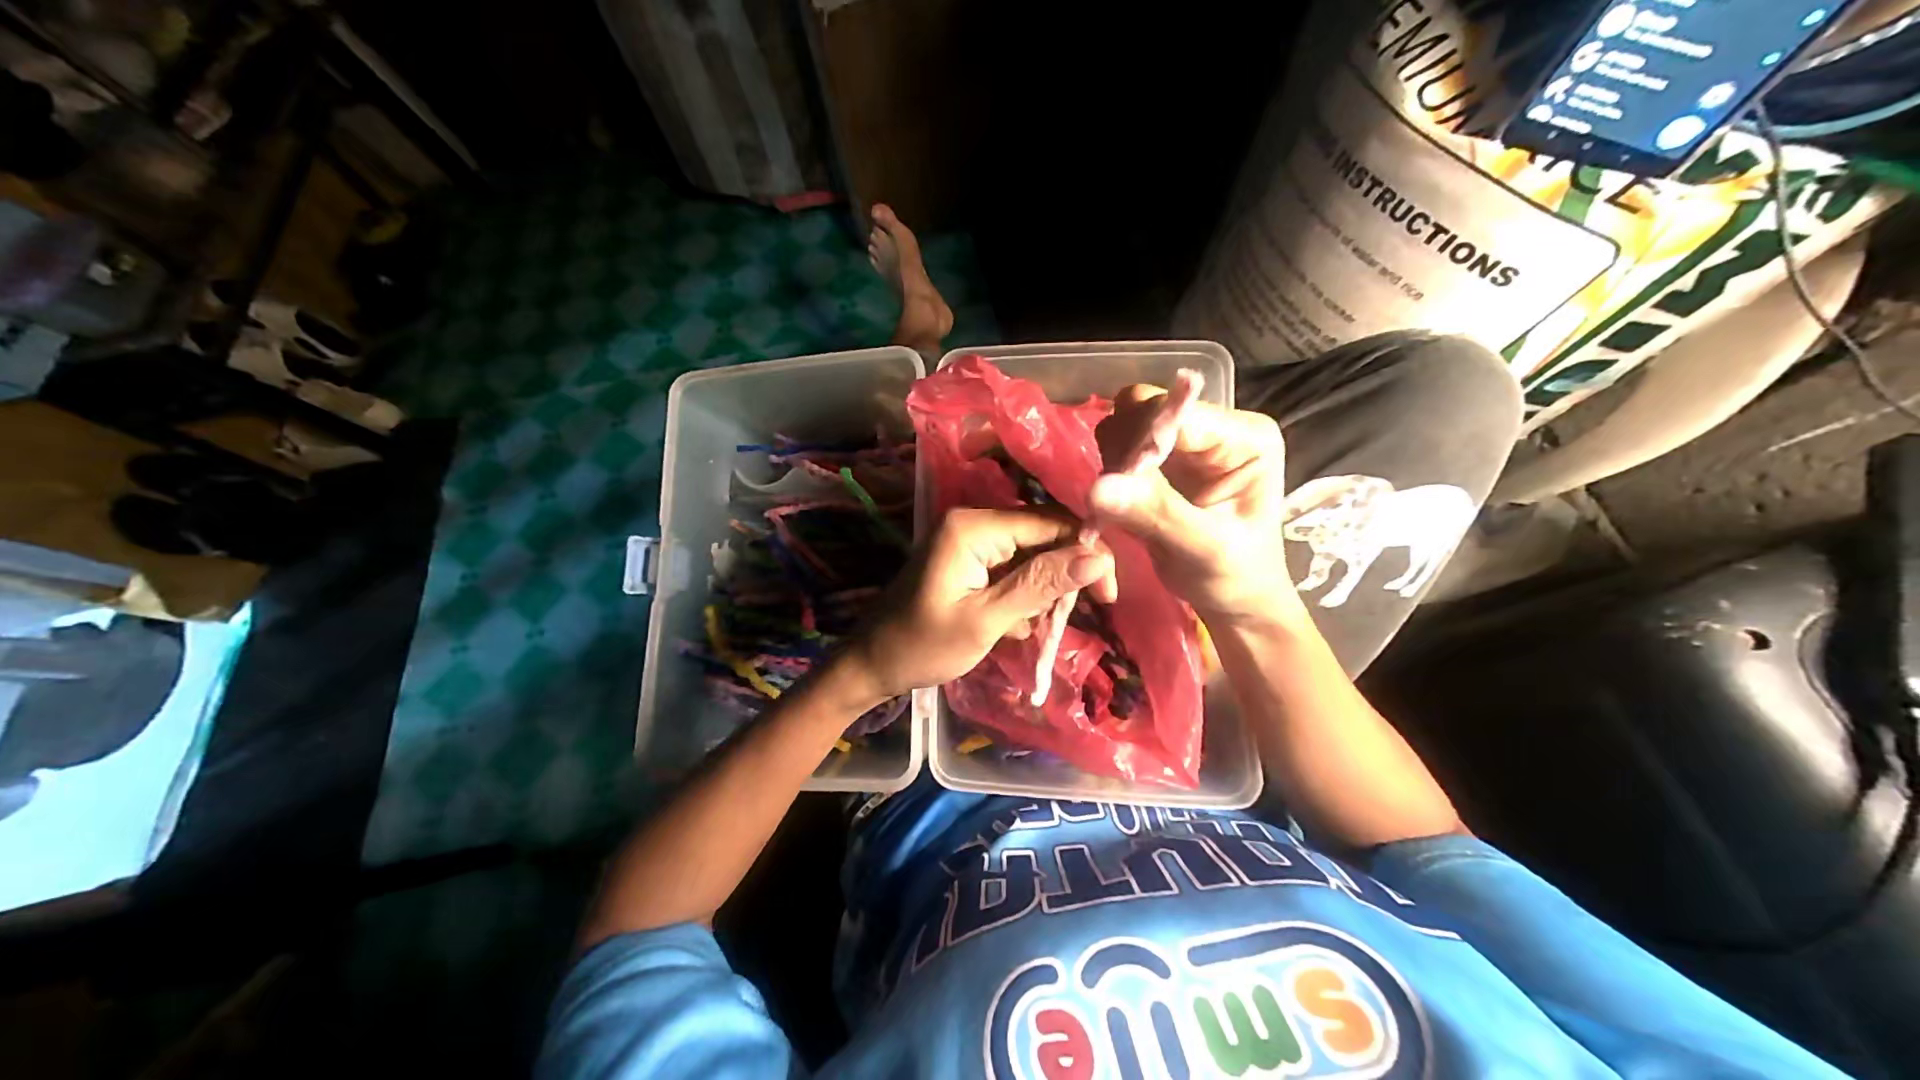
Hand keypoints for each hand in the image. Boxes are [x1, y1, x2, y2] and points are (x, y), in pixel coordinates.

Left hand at [842, 508, 1116, 700]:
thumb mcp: (986, 620)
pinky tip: (1018, 626)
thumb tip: (1098, 557)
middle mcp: (972, 522)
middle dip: (1067, 572)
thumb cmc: (924, 646)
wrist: (873, 664)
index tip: (1108, 594)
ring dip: (1045, 589)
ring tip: (1040, 626)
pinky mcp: (968, 560)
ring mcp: (969, 540)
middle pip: (1042, 534)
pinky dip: (1024, 595)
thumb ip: (1041, 585)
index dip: (1086, 551)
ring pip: (1031, 553)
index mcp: (973, 527)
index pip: (1049, 523)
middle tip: (1086, 611)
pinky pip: (1012, 567)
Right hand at [1090, 385, 1302, 628]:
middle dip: (1123, 451)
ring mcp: (1186, 440)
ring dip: (1113, 463)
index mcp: (1244, 437)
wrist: (1235, 604)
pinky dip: (1111, 474)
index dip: (1140, 441)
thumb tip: (1098, 487)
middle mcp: (1216, 427)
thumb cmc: (1234, 577)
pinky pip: (1120, 447)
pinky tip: (1120, 505)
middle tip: (1118, 500)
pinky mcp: (1163, 458)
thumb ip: (1155, 513)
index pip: (1176, 411)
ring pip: (1125, 423)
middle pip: (1145, 408)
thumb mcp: (1203, 549)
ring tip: (1122, 507)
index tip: (1117, 485)